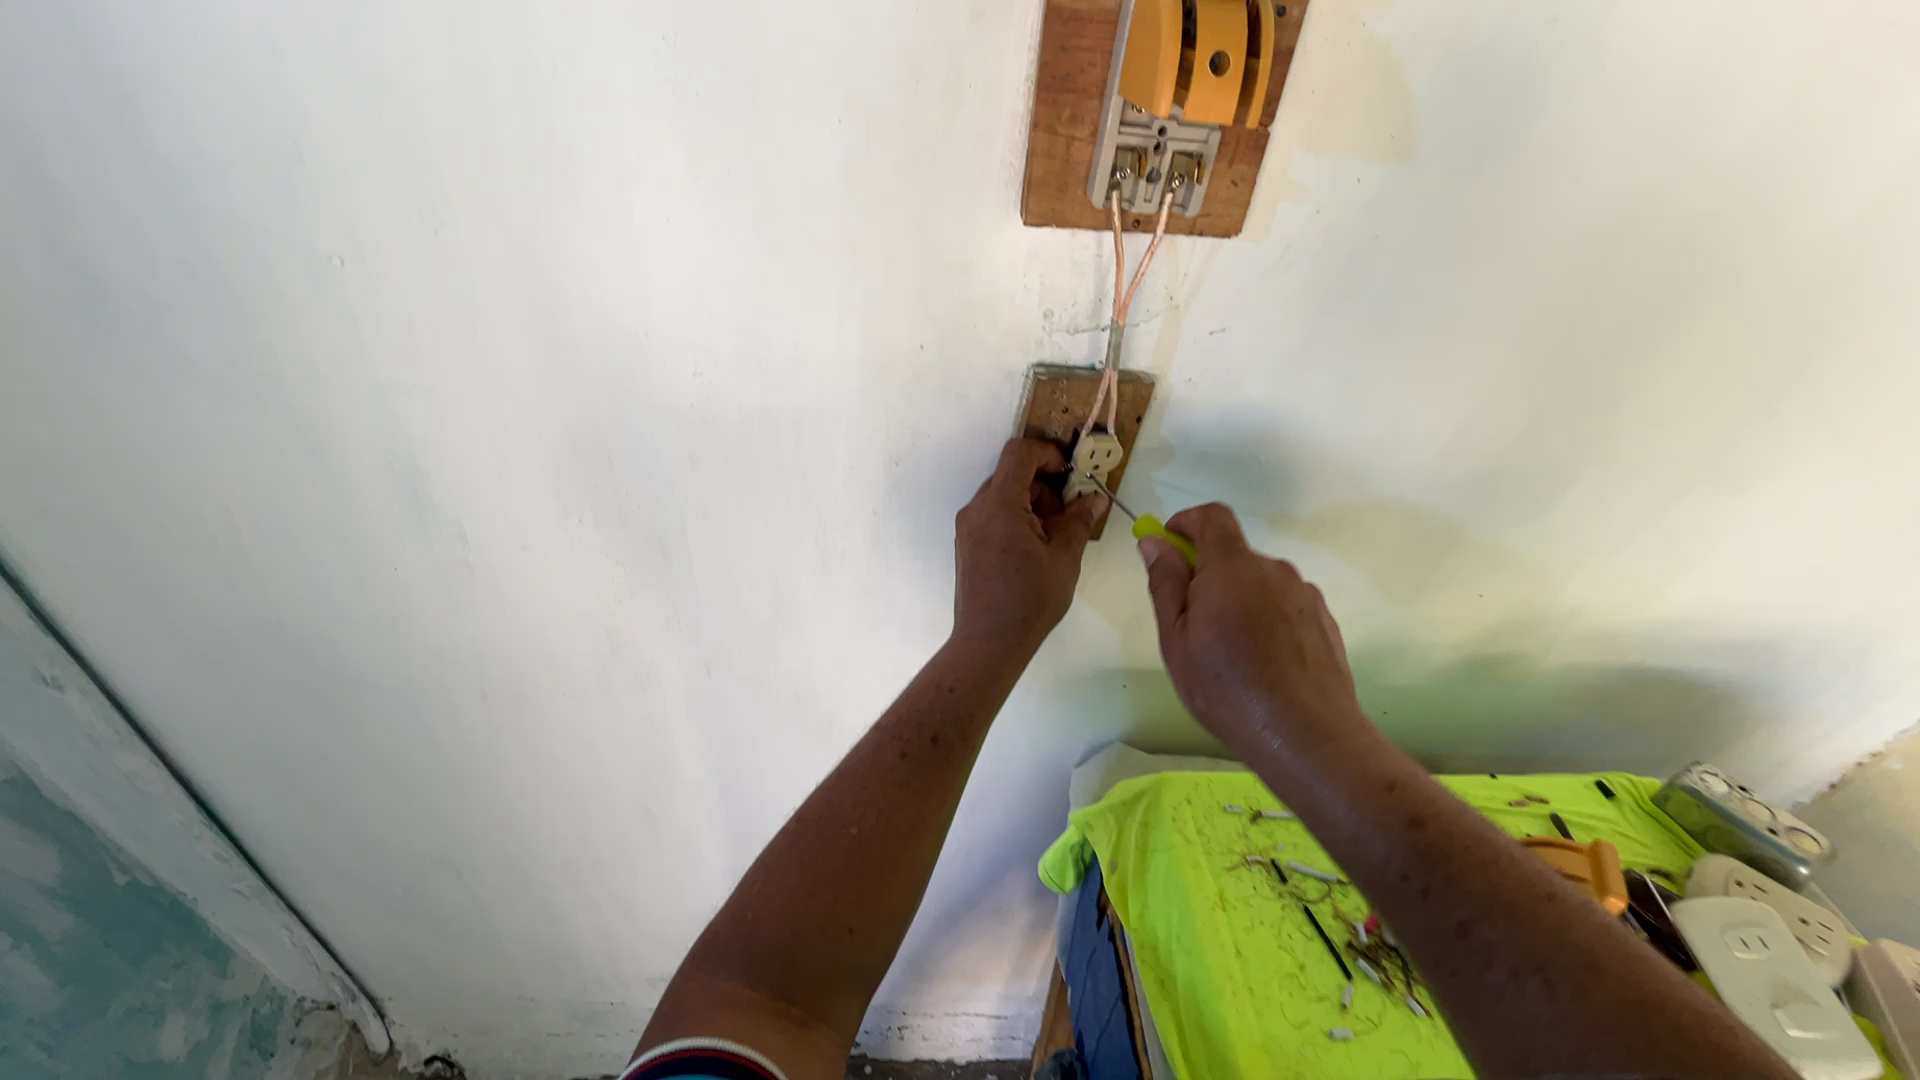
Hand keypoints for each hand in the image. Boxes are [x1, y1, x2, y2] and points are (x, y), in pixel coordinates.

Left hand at [951, 439, 1106, 651]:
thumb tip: (1094, 498)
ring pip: (1002, 495)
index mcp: (1000, 505)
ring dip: (1031, 503)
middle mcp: (977, 509)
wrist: (988, 642)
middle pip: (1011, 474)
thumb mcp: (1064, 558)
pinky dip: (1015, 518)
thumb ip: (1078, 520)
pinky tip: (1034, 548)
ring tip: (1054, 536)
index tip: (1070, 474)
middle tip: (1070, 513)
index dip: (1048, 454)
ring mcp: (967, 527)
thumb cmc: (1029, 601)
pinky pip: (993, 515)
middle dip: (1044, 485)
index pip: (1019, 453)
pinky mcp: (966, 544)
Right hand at [1138, 504, 1369, 758]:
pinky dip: (1266, 620)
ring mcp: (1304, 594)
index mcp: (1232, 568)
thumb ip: (1166, 583)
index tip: (1170, 546)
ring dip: (1240, 600)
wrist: (1305, 734)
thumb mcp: (1176, 639)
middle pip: (1234, 555)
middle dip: (1209, 576)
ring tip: (1232, 654)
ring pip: (1260, 583)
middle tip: (1194, 625)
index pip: (1212, 517)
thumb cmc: (1226, 687)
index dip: (1186, 522)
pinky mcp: (1323, 620)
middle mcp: (1273, 570)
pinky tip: (1263, 663)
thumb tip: (1154, 541)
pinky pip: (1284, 605)